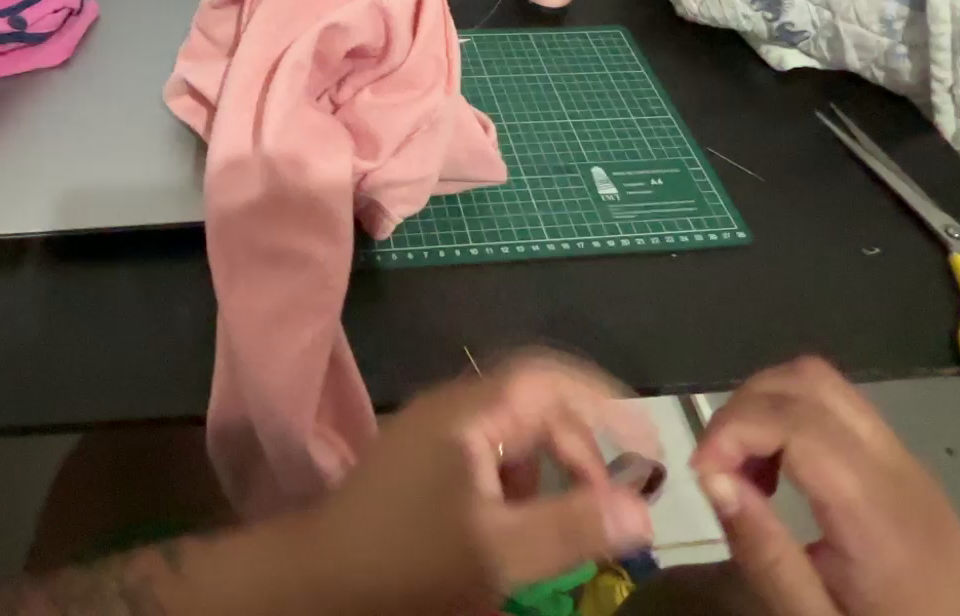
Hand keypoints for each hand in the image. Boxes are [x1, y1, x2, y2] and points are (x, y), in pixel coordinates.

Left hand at [304, 351, 661, 614]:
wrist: (318, 581)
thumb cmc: (408, 559)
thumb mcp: (497, 551)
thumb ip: (571, 526)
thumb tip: (640, 508)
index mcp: (469, 412)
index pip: (547, 379)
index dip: (600, 400)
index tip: (641, 441)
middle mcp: (451, 409)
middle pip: (532, 405)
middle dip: (579, 447)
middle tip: (614, 502)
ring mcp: (432, 433)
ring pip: (508, 433)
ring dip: (547, 468)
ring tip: (571, 516)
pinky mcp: (421, 463)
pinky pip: (484, 456)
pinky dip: (515, 483)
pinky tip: (518, 525)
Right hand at [689, 358, 959, 615]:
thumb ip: (765, 555)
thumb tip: (712, 477)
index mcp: (881, 517)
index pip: (798, 423)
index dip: (734, 428)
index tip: (701, 472)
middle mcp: (901, 472)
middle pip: (810, 381)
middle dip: (745, 406)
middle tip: (718, 465)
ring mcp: (910, 463)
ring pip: (822, 383)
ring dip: (766, 407)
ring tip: (746, 468)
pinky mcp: (906, 466)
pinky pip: (837, 408)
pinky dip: (789, 417)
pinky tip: (779, 471)